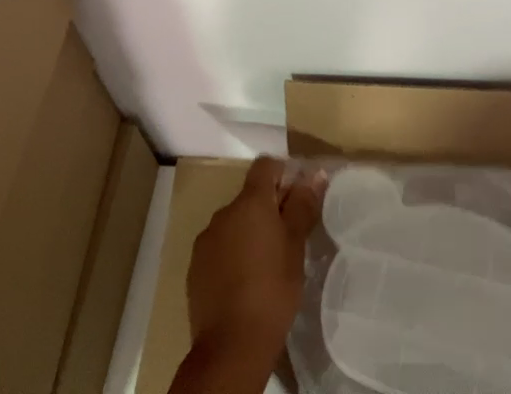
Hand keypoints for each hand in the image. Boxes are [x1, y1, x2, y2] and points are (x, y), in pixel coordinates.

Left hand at [171, 157, 325, 393]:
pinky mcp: (195, 267)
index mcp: (249, 203)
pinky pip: (220, 247)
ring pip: (234, 223)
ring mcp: (205, 241)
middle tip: (291, 237)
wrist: (231, 344)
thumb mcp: (296, 246)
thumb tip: (315, 174)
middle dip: (270, 208)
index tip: (299, 198)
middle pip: (250, 196)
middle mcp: (223, 214)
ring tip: (269, 263)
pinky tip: (246, 281)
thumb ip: (303, 206)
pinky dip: (234, 253)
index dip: (284, 174)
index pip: (265, 166)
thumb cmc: (273, 289)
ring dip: (251, 232)